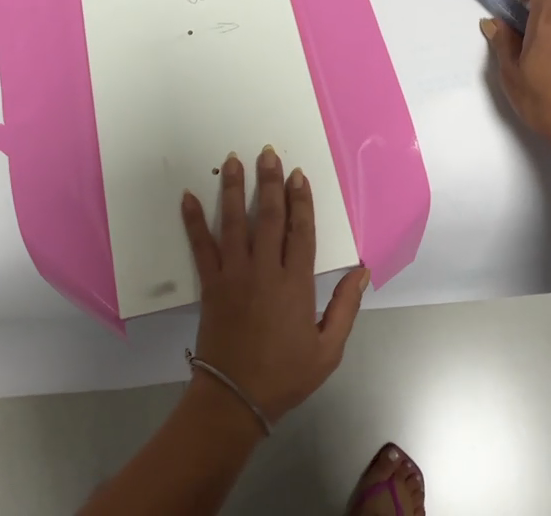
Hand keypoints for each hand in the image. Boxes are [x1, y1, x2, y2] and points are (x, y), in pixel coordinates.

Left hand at [181, 147, 367, 424]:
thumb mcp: (328, 349)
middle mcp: (264, 271)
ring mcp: (233, 275)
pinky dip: (193, 220)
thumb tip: (362, 272)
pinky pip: (200, 246)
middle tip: (269, 152)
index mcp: (295, 284)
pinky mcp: (210, 284)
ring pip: (234, 223)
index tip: (299, 175)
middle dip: (269, 182)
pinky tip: (188, 196)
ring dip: (234, 189)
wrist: (235, 398)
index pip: (300, 231)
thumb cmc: (285, 375)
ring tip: (233, 159)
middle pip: (268, 217)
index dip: (301, 201)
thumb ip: (345, 306)